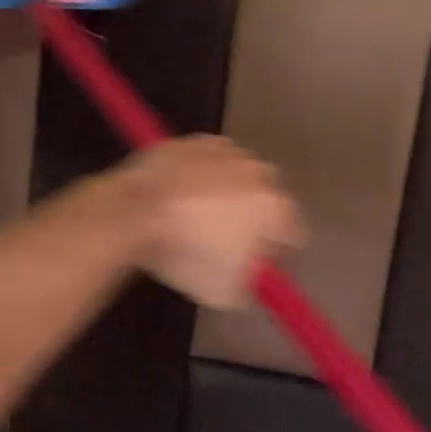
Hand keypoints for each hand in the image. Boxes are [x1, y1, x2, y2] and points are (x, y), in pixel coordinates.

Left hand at [114, 135, 304, 308]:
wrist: (136, 210)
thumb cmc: (185, 254)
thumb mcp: (225, 292)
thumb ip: (251, 284)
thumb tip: (252, 278)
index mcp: (277, 208)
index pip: (294, 235)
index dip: (275, 253)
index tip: (255, 263)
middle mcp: (262, 173)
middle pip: (267, 201)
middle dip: (252, 219)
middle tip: (222, 240)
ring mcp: (228, 151)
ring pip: (238, 178)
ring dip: (227, 194)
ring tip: (195, 216)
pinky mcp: (198, 139)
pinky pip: (209, 162)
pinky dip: (201, 175)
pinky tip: (181, 194)